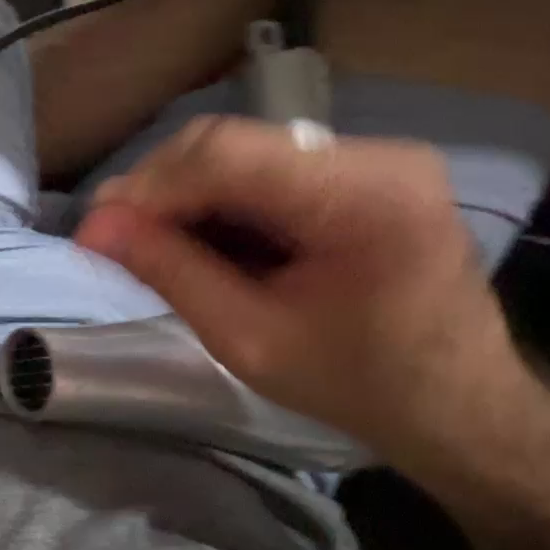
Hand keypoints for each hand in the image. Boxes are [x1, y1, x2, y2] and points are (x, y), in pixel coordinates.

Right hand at [74, 115, 518, 457]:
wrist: (456, 405)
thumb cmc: (357, 383)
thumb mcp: (246, 338)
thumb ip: (170, 272)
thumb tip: (92, 227)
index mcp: (363, 195)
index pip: (222, 155)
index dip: (146, 189)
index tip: (95, 235)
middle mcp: (374, 155)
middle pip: (225, 144)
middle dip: (158, 191)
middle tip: (116, 242)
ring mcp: (370, 158)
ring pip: (234, 152)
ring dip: (180, 197)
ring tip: (154, 249)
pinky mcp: (359, 172)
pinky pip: (258, 168)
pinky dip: (212, 202)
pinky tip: (199, 243)